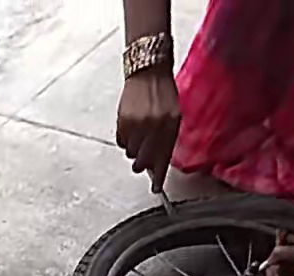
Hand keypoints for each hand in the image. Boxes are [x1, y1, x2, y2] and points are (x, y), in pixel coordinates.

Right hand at [115, 69, 180, 192]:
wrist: (149, 68)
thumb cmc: (162, 93)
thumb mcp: (172, 114)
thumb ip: (166, 139)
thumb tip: (157, 165)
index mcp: (170, 124)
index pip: (163, 157)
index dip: (158, 176)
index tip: (156, 189)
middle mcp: (155, 126)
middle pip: (143, 162)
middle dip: (141, 163)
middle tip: (141, 159)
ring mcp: (139, 123)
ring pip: (131, 153)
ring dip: (133, 148)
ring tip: (138, 132)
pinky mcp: (124, 120)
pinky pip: (121, 142)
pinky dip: (124, 138)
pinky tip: (130, 125)